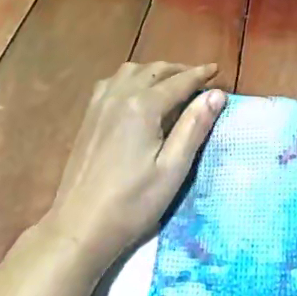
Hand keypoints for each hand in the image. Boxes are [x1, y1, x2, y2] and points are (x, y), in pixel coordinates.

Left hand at [40, 61, 224, 266]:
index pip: (178, 82)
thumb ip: (194, 127)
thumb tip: (216, 94)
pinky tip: (136, 93)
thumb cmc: (132, 203)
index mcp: (143, 106)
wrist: (79, 226)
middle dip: (178, 70)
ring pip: (130, 72)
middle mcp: (119, 95)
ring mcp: (99, 104)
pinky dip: (131, 78)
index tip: (217, 69)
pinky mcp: (88, 116)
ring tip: (171, 82)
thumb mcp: (173, 169)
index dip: (200, 75)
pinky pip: (112, 82)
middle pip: (154, 70)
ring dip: (154, 71)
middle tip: (199, 78)